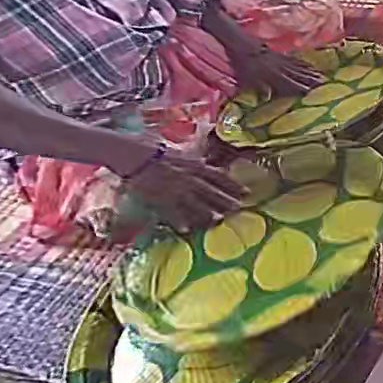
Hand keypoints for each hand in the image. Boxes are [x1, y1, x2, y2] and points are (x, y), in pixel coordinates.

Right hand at [122, 145, 245, 230]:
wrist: (136, 157)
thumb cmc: (159, 152)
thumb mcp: (184, 153)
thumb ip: (197, 160)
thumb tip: (207, 162)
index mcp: (196, 166)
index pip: (220, 177)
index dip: (234, 185)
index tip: (247, 192)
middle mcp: (189, 179)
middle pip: (211, 192)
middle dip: (226, 200)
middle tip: (239, 208)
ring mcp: (175, 190)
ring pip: (195, 204)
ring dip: (207, 212)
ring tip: (219, 219)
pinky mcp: (159, 199)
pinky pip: (171, 213)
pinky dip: (179, 221)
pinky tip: (187, 230)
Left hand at [230, 42, 323, 96]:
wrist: (240, 43)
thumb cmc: (240, 63)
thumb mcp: (244, 79)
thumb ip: (257, 89)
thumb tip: (268, 97)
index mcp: (269, 76)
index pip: (287, 85)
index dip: (299, 90)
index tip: (311, 94)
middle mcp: (279, 69)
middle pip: (297, 76)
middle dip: (310, 82)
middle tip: (323, 86)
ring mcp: (282, 61)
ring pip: (299, 68)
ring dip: (311, 73)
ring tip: (322, 78)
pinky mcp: (282, 55)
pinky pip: (296, 61)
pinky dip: (305, 64)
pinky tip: (311, 66)